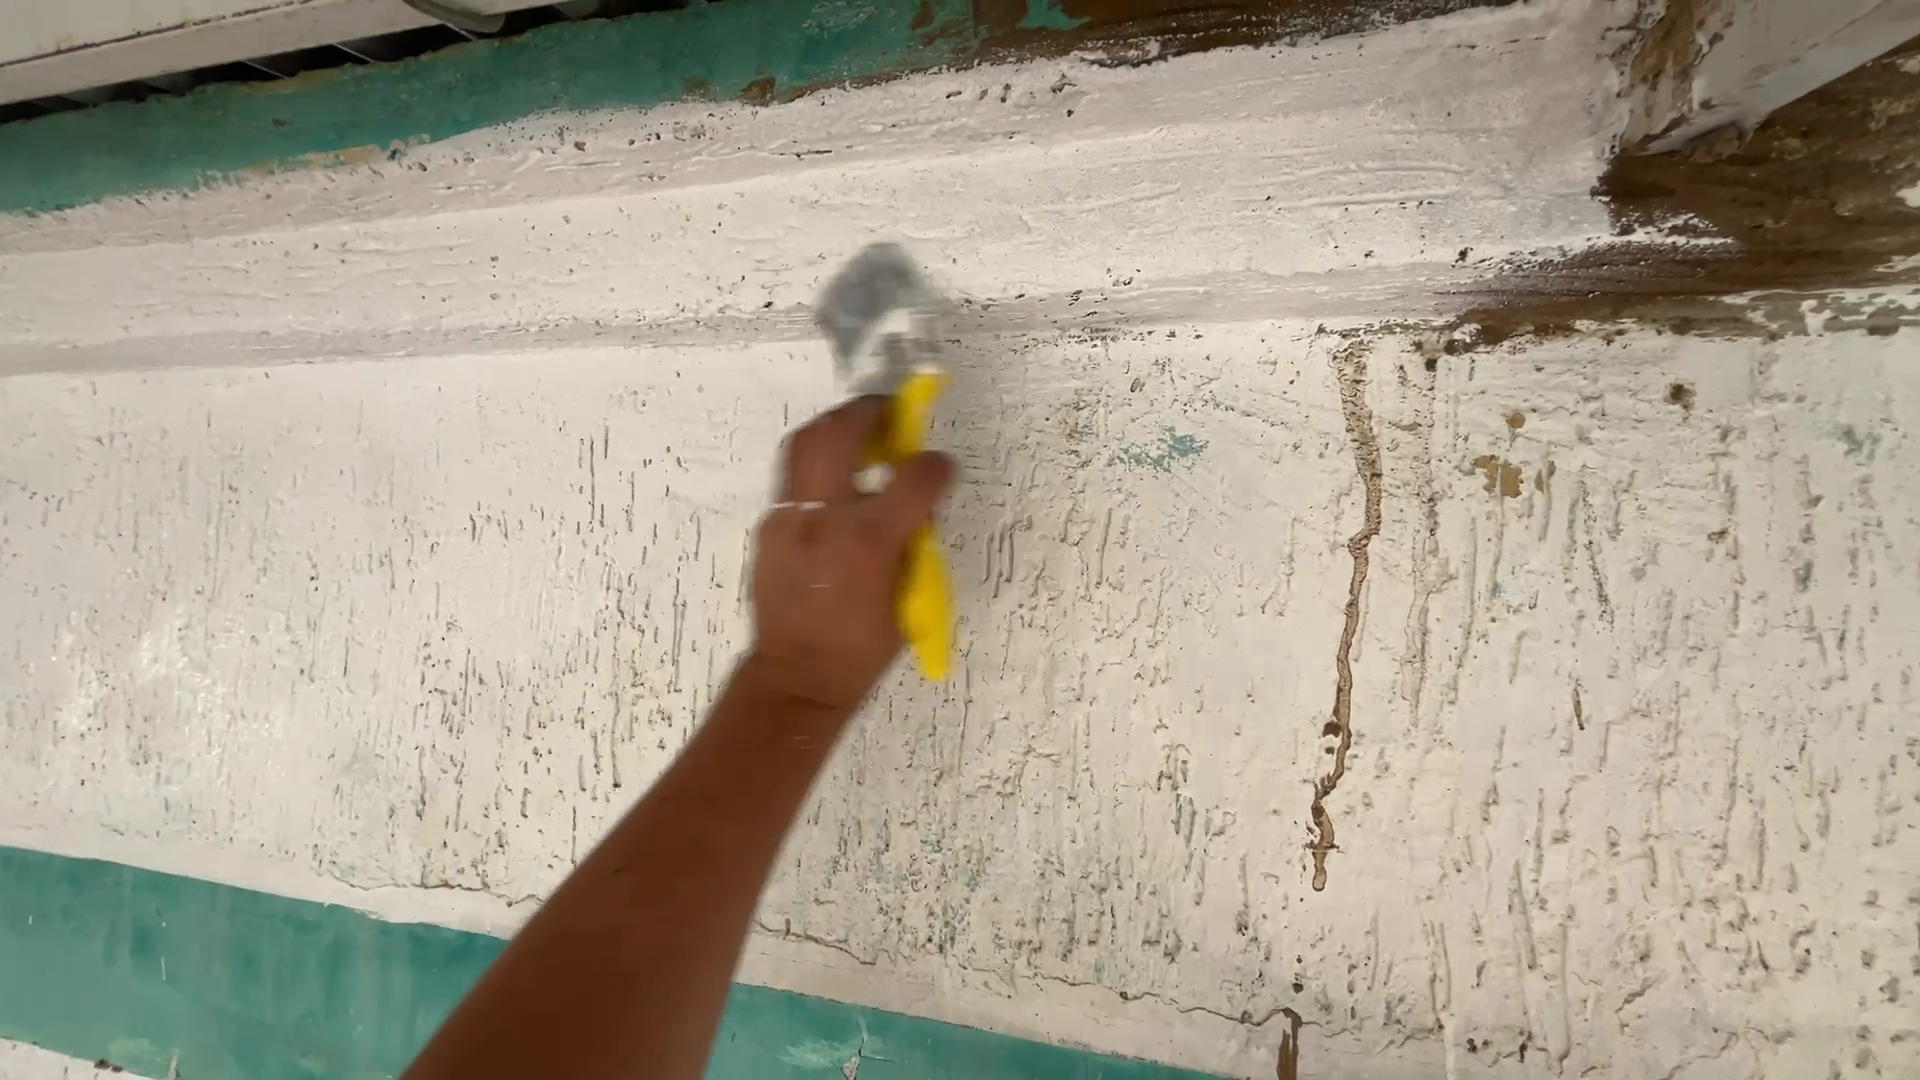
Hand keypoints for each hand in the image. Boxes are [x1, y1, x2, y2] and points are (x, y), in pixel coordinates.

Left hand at [745, 396, 955, 712]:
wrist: (797, 675)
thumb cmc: (862, 648)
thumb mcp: (910, 599)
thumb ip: (915, 544)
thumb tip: (919, 507)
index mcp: (871, 541)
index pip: (915, 476)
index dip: (936, 466)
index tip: (940, 466)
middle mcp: (826, 518)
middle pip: (841, 432)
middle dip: (871, 411)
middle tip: (890, 412)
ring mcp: (790, 518)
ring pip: (805, 441)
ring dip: (836, 426)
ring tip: (857, 432)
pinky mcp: (769, 525)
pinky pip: (793, 476)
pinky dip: (818, 465)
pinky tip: (834, 480)